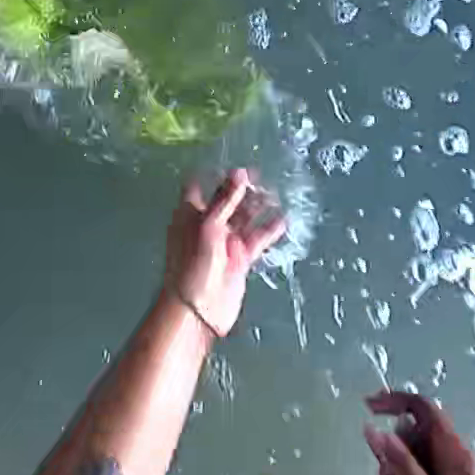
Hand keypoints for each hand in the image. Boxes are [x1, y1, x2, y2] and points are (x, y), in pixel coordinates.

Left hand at [164, 169, 286, 336]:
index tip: (235, 164)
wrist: (197, 310)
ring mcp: (226, 241)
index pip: (201, 186)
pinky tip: (283, 219)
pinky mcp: (241, 258)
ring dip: (259, 207)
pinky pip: (258, 239)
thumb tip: (240, 172)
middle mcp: (208, 224)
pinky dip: (270, 229)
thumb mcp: (208, 225)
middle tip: (262, 176)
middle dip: (243, 189)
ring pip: (245, 218)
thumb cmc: (194, 262)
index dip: (216, 175)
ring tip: (277, 194)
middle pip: (228, 200)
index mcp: (191, 213)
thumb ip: (225, 199)